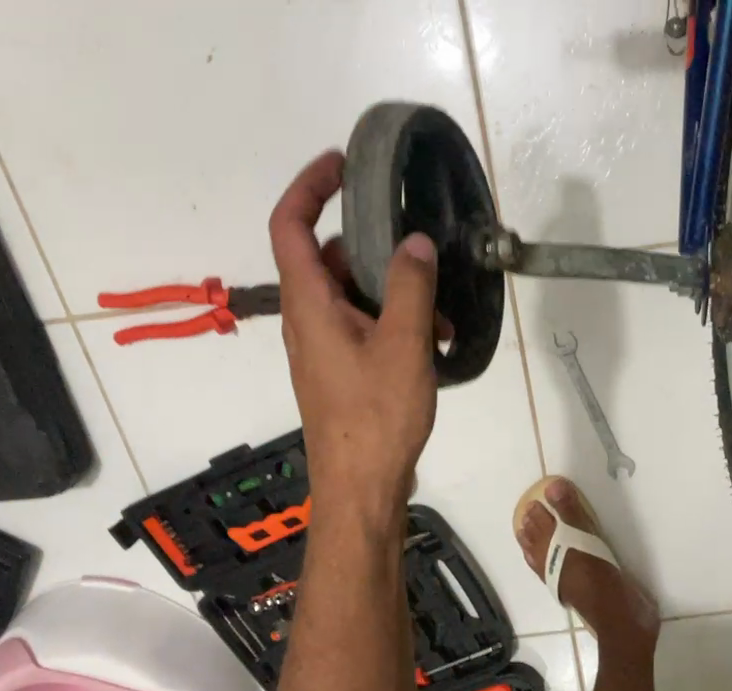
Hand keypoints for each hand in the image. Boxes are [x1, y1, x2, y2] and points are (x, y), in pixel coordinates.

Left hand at [269, 150, 439, 526]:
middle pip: (331, 259)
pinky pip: (363, 329)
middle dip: (377, 251)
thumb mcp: (403, 346)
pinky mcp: (341, 372)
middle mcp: (307, 319)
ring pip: (353, 297)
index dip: (310, 186)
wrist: (360, 486)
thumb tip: (415, 242)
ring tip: (440, 316)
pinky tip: (432, 346)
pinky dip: (394, 325)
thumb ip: (411, 288)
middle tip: (421, 254)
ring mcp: (324, 348)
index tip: (344, 164)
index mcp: (309, 303)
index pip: (291, 225)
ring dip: (395, 295)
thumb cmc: (376, 416)